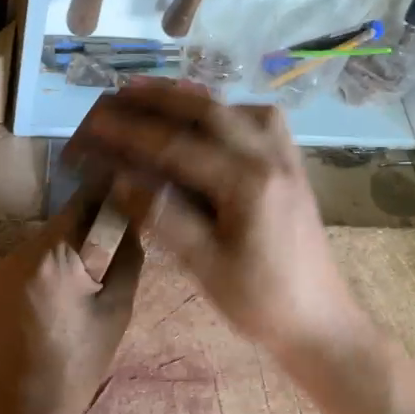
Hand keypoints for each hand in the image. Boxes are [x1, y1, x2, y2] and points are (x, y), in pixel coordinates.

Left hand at [0, 186, 143, 413]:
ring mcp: (5, 264)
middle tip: (124, 233)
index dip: (110, 190)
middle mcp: (21, 249)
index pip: (85, 200)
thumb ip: (127, 254)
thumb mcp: (117, 307)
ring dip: (74, 243)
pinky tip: (72, 286)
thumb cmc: (80, 360)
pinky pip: (35, 257)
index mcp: (53, 253)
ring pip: (50, 237)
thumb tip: (135, 216)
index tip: (132, 182)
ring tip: (98, 269)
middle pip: (66, 218)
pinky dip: (55, 261)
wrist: (26, 402)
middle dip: (94, 223)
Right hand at [67, 79, 369, 355]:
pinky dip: (222, 111)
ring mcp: (286, 158)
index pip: (177, 145)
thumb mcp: (205, 266)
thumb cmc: (260, 302)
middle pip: (208, 110)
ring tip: (154, 96)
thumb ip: (164, 218)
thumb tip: (119, 180)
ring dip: (191, 98)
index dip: (131, 133)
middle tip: (118, 92)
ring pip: (235, 108)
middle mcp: (271, 157)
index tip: (94, 123)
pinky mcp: (290, 166)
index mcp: (248, 183)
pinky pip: (257, 120)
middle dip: (159, 98)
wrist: (320, 321)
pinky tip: (203, 122)